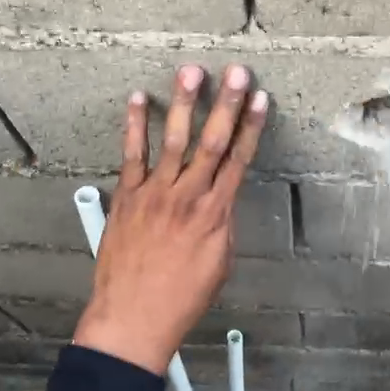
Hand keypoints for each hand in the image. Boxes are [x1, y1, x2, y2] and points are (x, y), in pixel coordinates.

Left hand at [72, 63, 268, 375]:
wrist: (133, 319)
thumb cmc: (181, 298)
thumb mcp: (219, 263)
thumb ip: (223, 223)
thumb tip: (224, 196)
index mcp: (215, 213)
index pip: (239, 159)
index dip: (252, 127)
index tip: (261, 99)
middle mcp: (188, 196)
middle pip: (213, 141)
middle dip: (227, 103)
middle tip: (237, 72)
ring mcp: (155, 193)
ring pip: (175, 139)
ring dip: (185, 103)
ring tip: (192, 71)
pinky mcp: (128, 197)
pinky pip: (132, 154)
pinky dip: (135, 125)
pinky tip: (139, 99)